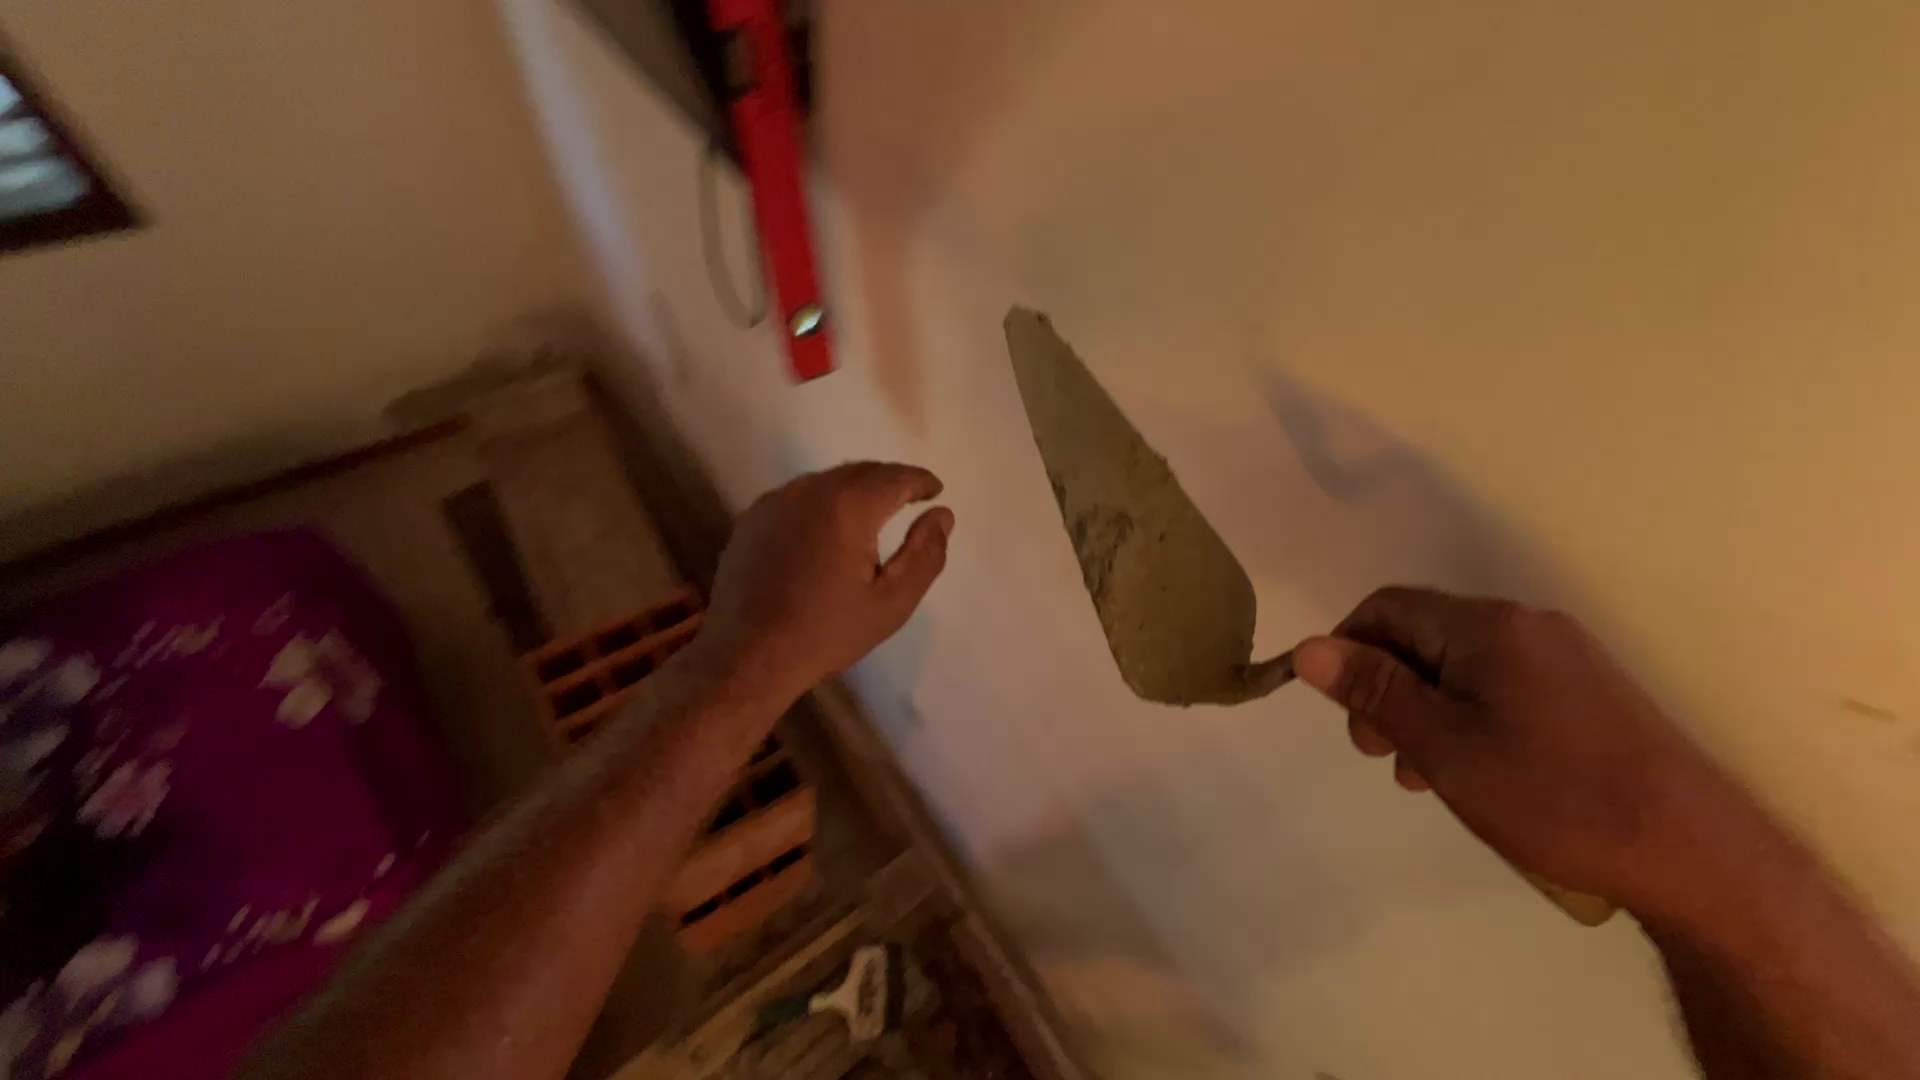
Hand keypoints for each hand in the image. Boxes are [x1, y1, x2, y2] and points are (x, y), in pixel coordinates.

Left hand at [694, 462, 953, 703]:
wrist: (747, 656)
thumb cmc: (827, 632)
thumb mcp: (892, 602)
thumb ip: (925, 554)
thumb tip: (942, 514)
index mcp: (847, 507)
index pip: (894, 477)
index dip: (920, 480)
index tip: (935, 490)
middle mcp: (809, 491)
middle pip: (860, 471)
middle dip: (889, 480)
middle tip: (910, 497)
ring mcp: (775, 502)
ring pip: (826, 481)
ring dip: (855, 489)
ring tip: (874, 511)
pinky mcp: (753, 520)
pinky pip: (798, 496)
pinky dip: (823, 502)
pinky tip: (828, 528)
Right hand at [1293, 587, 1750, 920]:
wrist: (1698, 857)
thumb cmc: (1551, 795)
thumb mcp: (1441, 744)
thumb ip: (1372, 690)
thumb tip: (1306, 648)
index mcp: (1486, 626)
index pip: (1387, 608)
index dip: (1347, 648)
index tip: (1344, 710)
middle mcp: (1525, 625)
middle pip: (1421, 635)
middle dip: (1384, 685)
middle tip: (1378, 752)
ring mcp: (1561, 657)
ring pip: (1456, 666)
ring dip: (1421, 707)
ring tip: (1420, 772)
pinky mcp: (1584, 692)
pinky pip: (1497, 686)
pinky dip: (1463, 716)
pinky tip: (1469, 769)